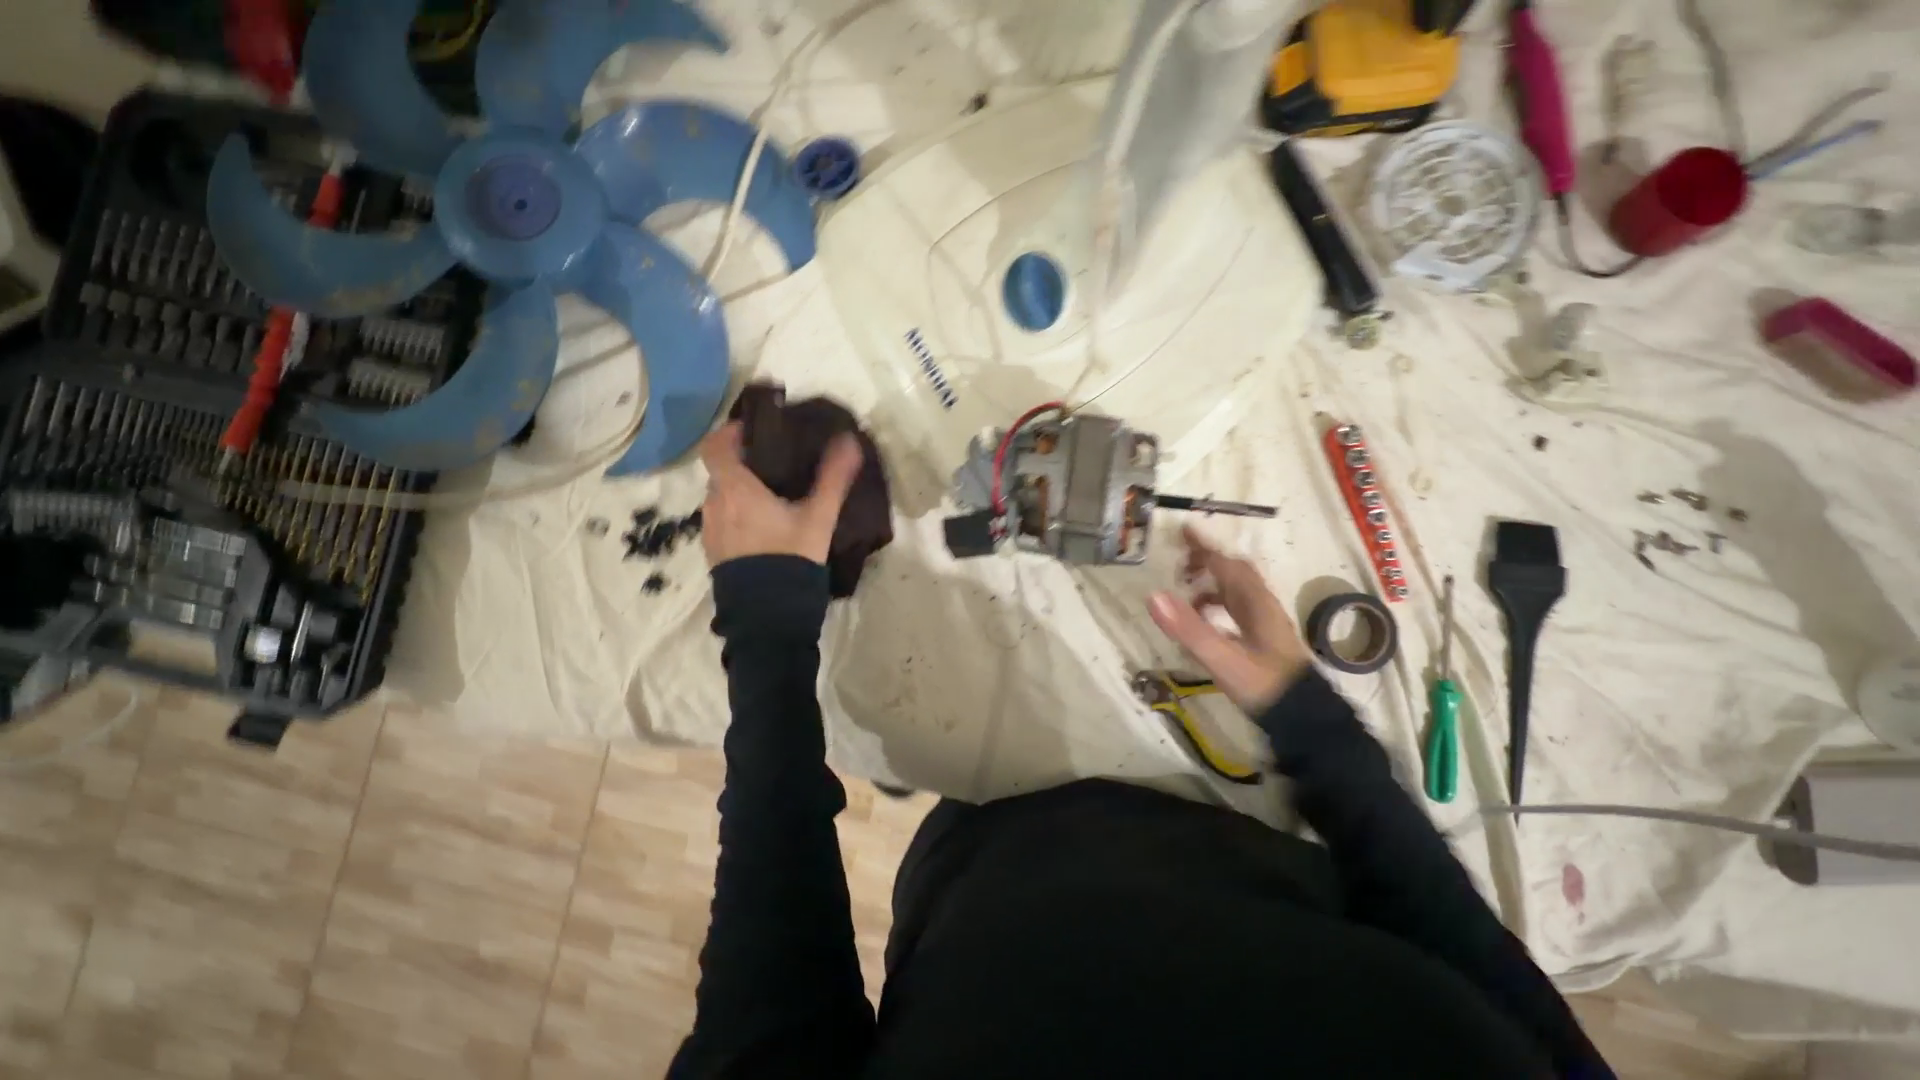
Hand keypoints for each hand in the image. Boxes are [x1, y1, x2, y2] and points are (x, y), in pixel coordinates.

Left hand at [699, 422, 862, 566]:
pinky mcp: (713, 552)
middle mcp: (714, 504)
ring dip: (740, 492)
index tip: (754, 432)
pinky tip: (762, 527)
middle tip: (774, 464)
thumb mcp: (819, 518)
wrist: (768, 614)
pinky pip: (721, 521)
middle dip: (743, 464)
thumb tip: (848, 441)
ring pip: (721, 497)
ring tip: (771, 497)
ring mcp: (710, 530)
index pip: (715, 445)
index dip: (730, 433)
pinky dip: (736, 515)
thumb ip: (833, 478)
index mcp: (735, 489)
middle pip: (721, 471)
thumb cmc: (790, 558)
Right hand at [1148, 526, 1311, 712]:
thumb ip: (1188, 628)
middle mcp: (1261, 606)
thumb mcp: (1221, 658)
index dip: (1204, 546)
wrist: (1303, 715)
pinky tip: (1207, 623)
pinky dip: (1219, 606)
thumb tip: (1153, 595)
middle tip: (1181, 562)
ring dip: (1212, 585)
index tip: (1184, 530)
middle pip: (1234, 573)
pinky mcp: (1264, 640)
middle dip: (1208, 561)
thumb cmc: (1263, 684)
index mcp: (1254, 602)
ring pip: (1237, 591)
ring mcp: (1265, 623)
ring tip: (1186, 594)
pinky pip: (1238, 610)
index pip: (1226, 564)